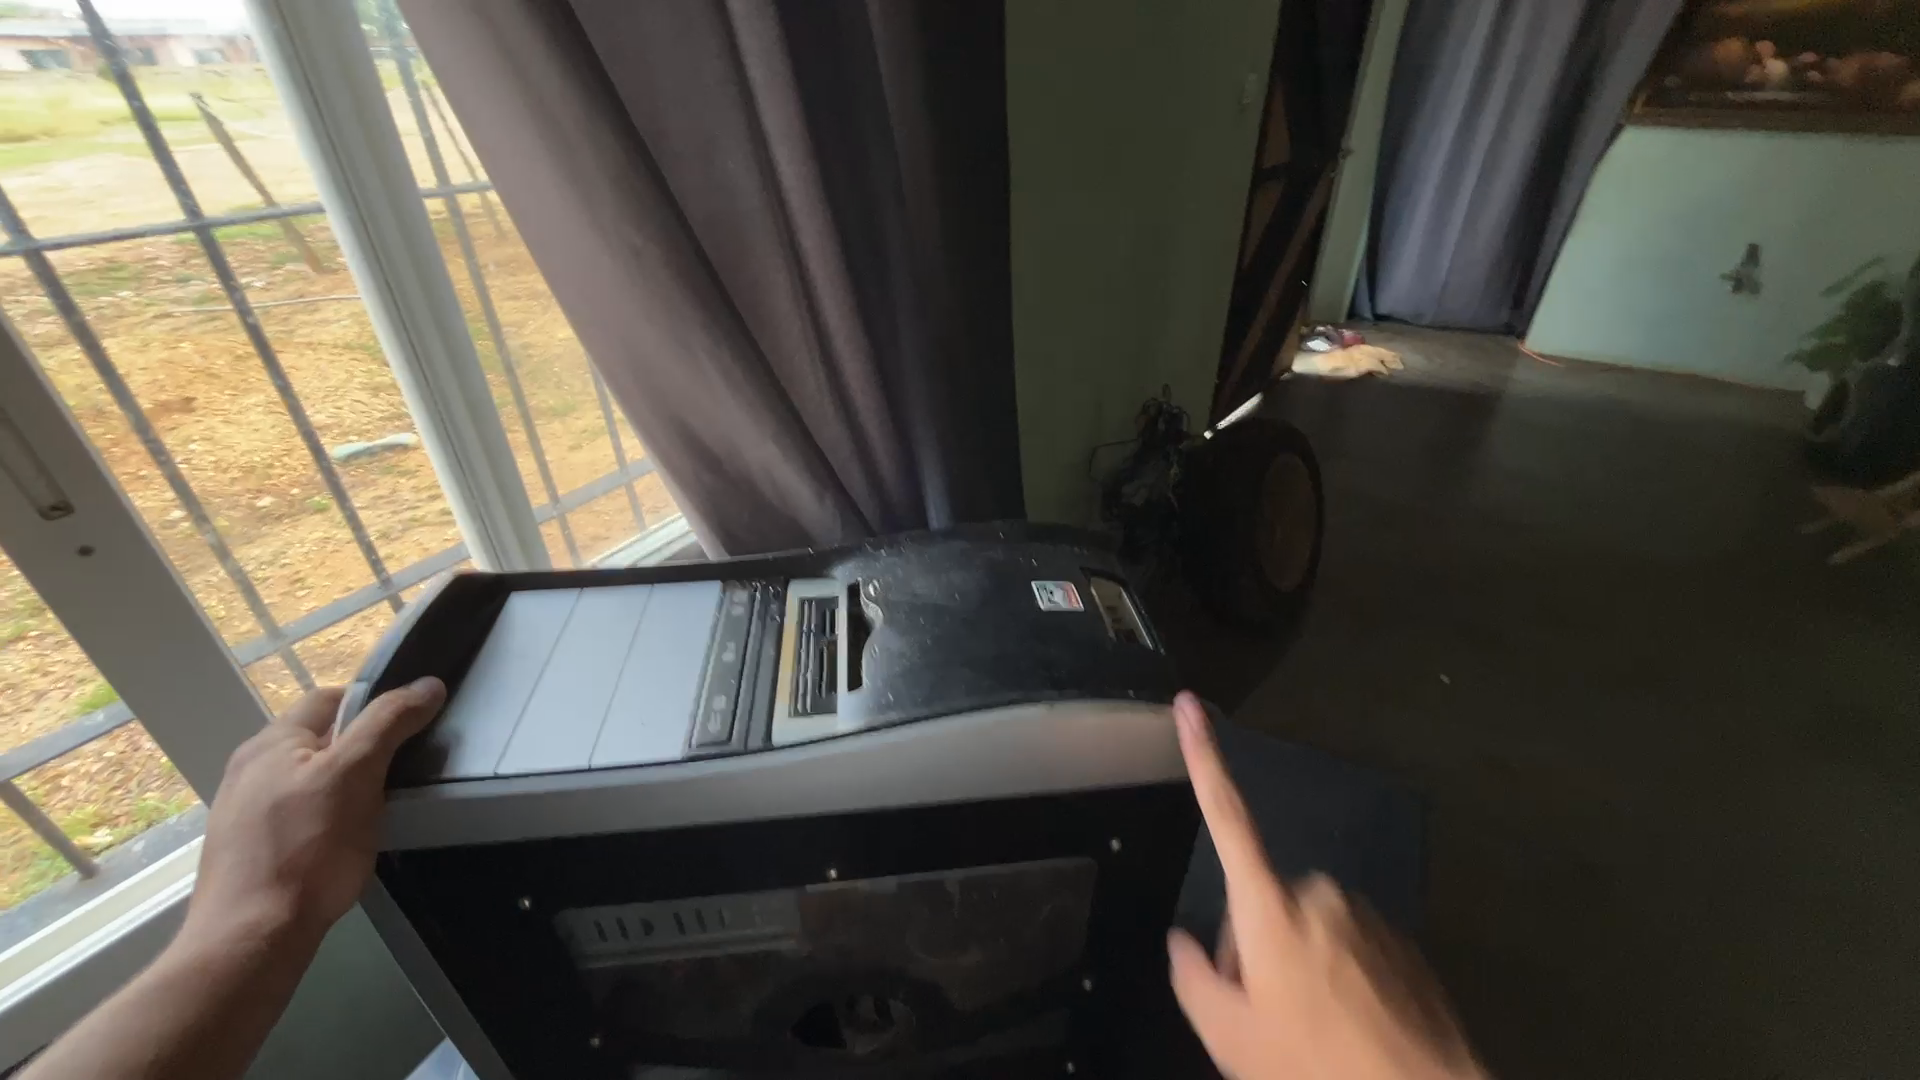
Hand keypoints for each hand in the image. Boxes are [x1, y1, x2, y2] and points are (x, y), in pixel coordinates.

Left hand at [183, 679, 445, 946]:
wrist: (253, 937)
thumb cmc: (309, 847)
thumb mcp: (357, 773)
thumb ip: (390, 722)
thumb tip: (429, 684)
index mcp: (270, 743)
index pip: (330, 698)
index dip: (375, 703)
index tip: (410, 726)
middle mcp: (250, 769)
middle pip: (323, 737)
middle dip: (366, 745)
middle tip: (403, 766)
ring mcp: (246, 810)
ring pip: (314, 775)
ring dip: (350, 781)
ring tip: (382, 802)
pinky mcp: (252, 846)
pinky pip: (303, 809)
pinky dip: (331, 811)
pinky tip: (349, 834)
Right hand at [1168, 692, 1484, 1079]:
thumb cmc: (1317, 1065)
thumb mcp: (1231, 1039)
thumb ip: (1193, 980)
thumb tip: (1183, 944)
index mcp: (1269, 906)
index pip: (1225, 815)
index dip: (1203, 757)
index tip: (1190, 704)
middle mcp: (1317, 892)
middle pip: (1259, 901)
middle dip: (1252, 944)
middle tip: (1264, 1011)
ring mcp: (1365, 915)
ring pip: (1304, 925)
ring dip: (1296, 962)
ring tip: (1310, 1029)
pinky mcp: (1403, 942)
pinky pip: (1348, 944)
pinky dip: (1338, 974)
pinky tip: (1349, 1028)